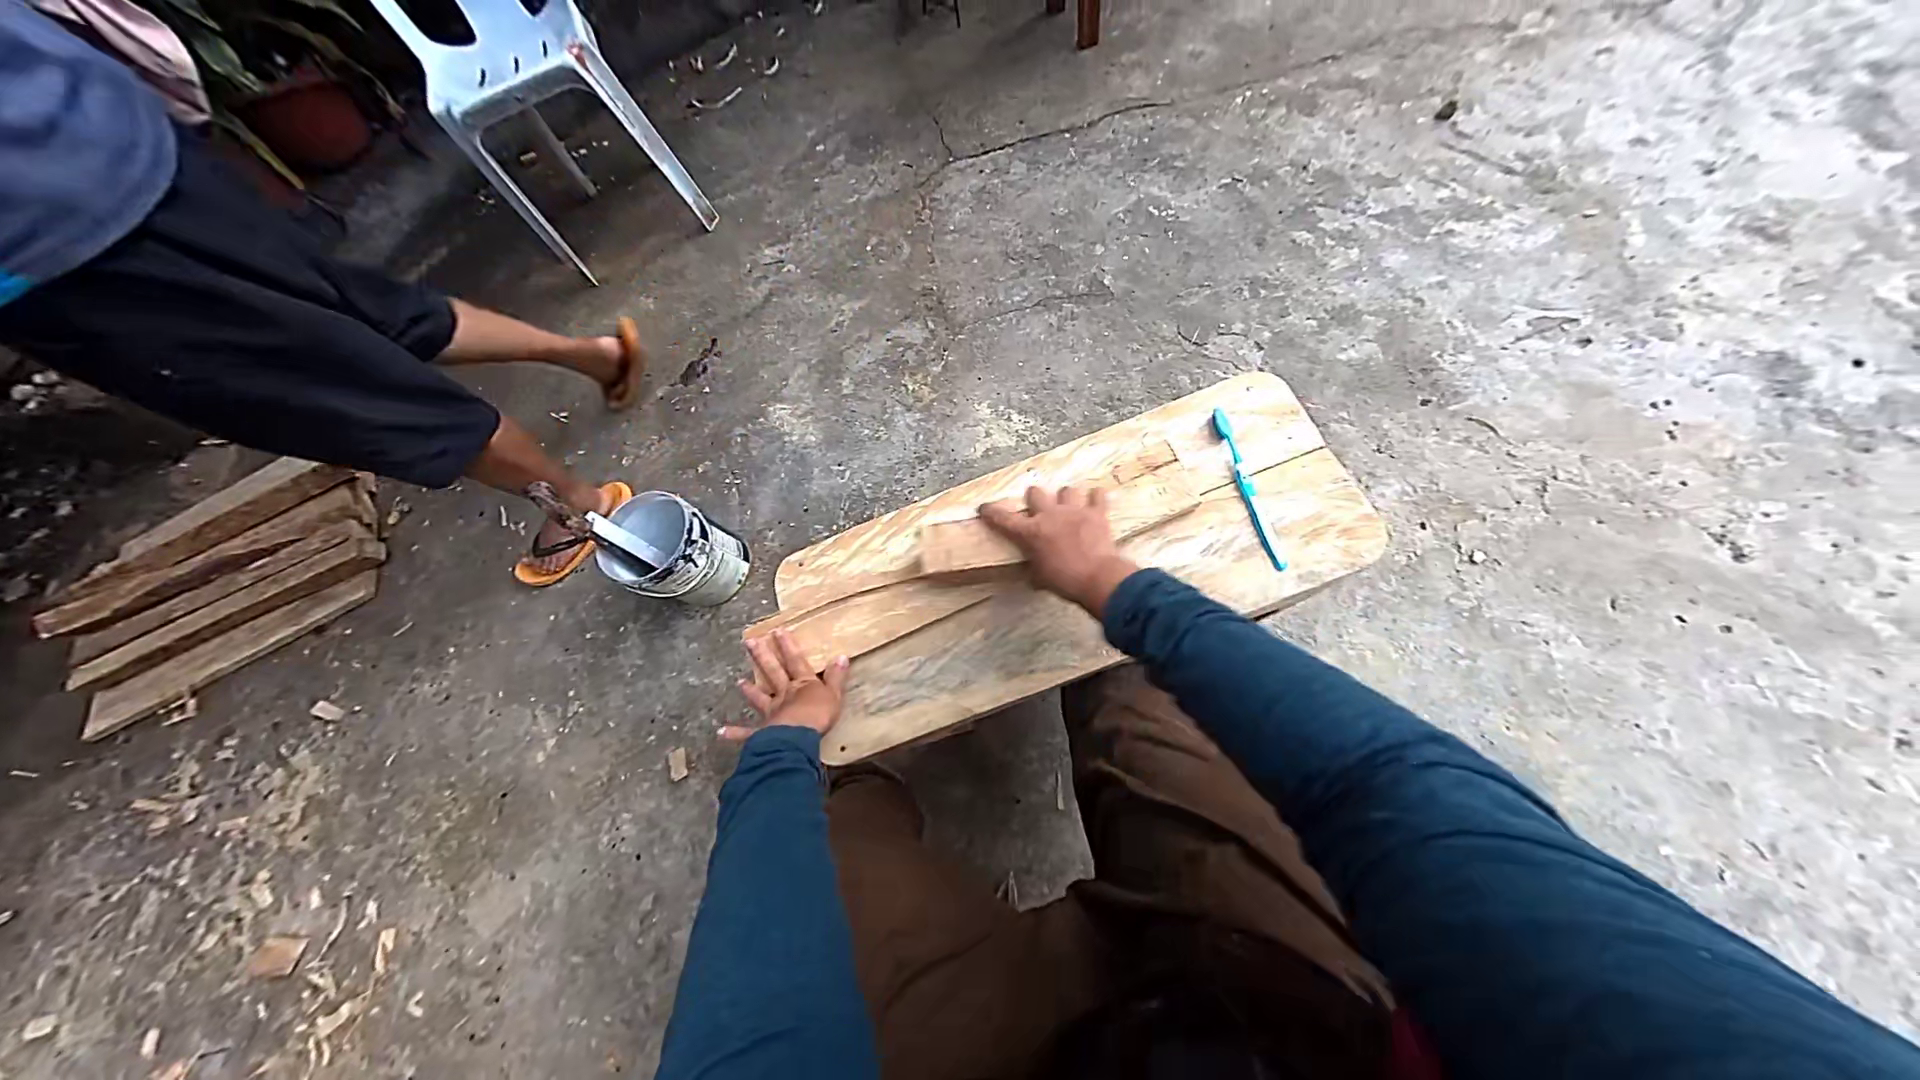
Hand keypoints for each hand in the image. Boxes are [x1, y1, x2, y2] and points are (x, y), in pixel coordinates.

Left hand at [722, 629, 849, 740]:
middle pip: (772, 672)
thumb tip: (842, 656)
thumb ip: (836, 677)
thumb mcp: (833, 695)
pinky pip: (747, 733)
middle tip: (750, 642)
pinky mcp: (763, 733)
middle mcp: (784, 695)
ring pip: (759, 698)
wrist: (797, 736)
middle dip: (762, 657)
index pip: (795, 661)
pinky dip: (734, 733)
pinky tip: (721, 731)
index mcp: (802, 685)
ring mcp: (771, 713)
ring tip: (739, 682)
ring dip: (750, 691)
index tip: (777, 630)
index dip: (787, 646)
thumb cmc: (818, 716)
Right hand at [978, 486, 1140, 617]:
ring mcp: (1074, 511)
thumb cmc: (1065, 581)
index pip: (1004, 518)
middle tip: (1037, 504)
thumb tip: (1033, 573)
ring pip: (1066, 490)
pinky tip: (1095, 499)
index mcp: (1031, 532)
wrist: (1097, 578)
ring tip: (1069, 504)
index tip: (984, 508)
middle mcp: (1050, 515)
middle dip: (1034, 496)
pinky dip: (1096, 497)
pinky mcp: (1096, 512)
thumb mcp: (1040, 577)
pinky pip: (1097, 495)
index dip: (991, 512)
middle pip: (1035, 492)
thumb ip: (1034, 565)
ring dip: (1066, 496)